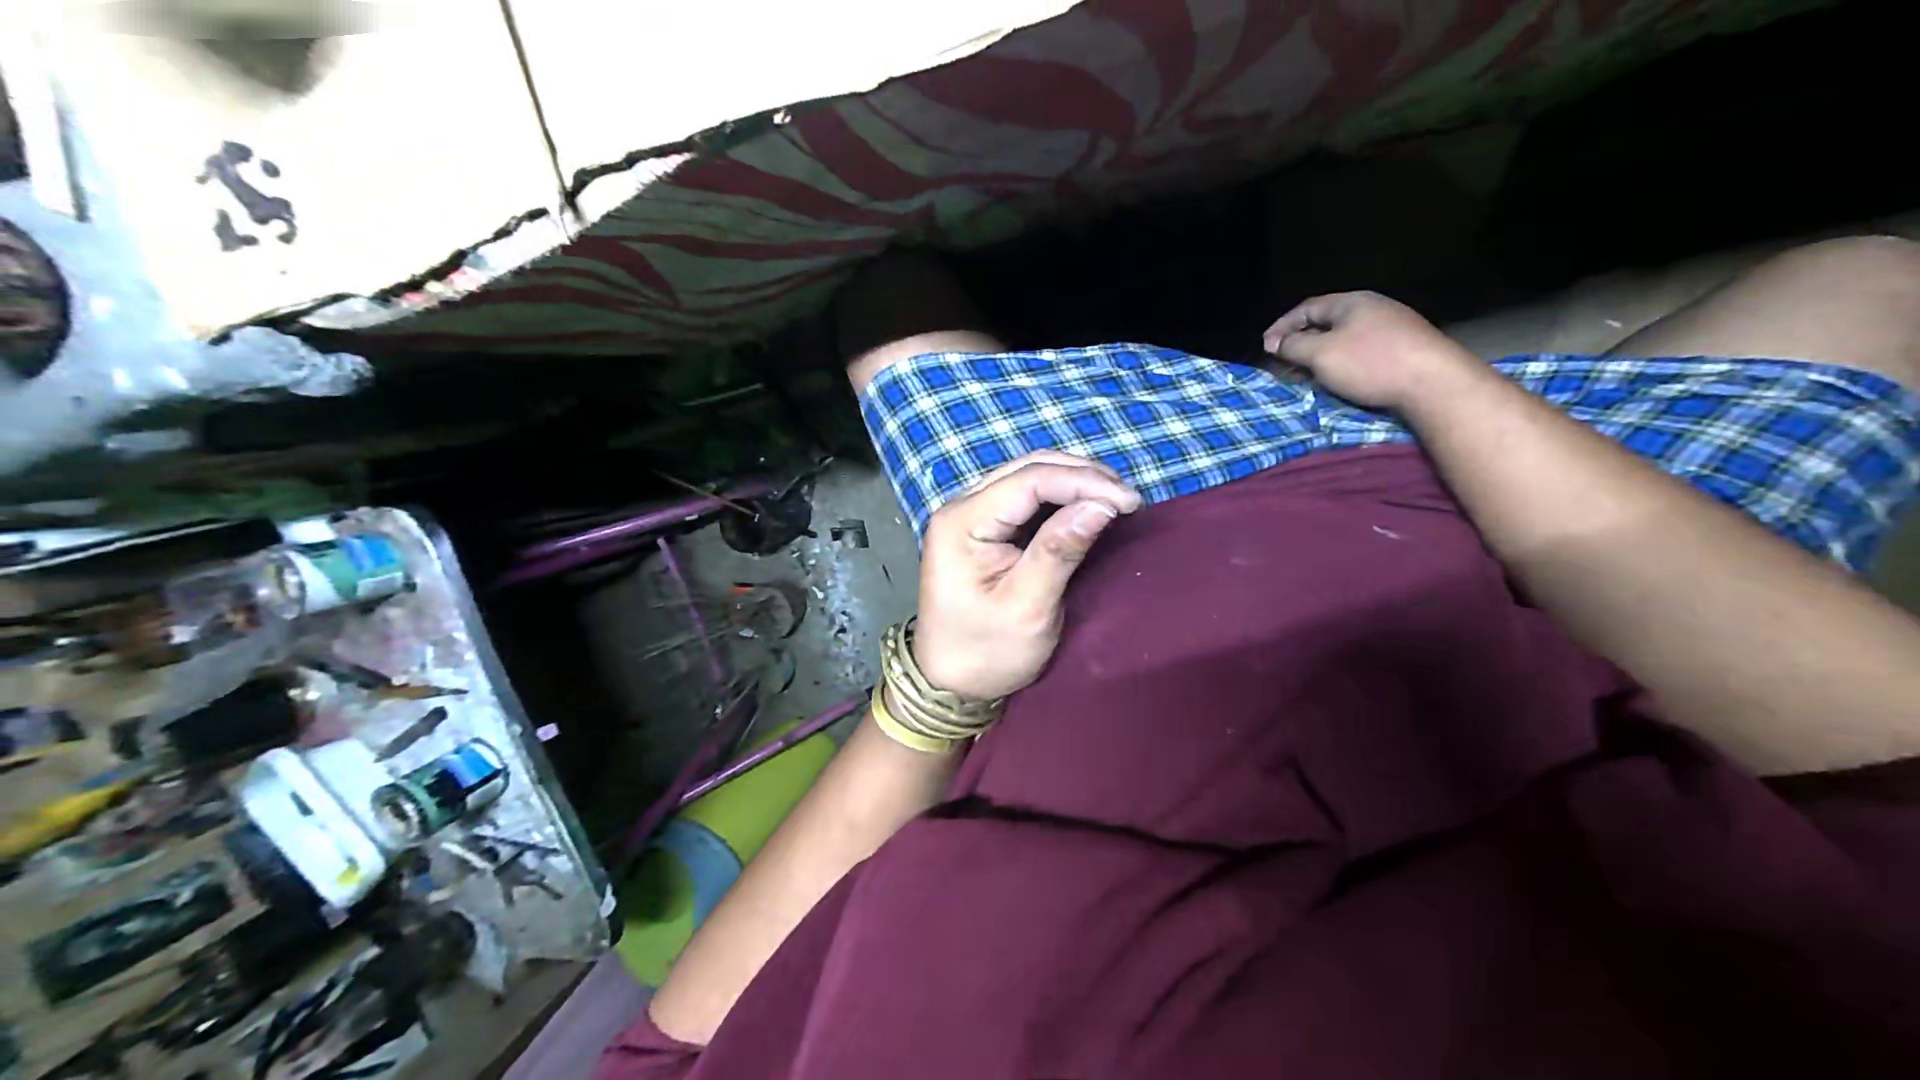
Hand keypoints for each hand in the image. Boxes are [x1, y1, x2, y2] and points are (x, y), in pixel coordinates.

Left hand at [912, 450, 1141, 698]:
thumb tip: (1102, 505)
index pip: (1029, 480)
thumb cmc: (985, 653)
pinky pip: (1026, 498)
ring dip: (1074, 483)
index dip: (1083, 482)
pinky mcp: (983, 527)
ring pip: (1029, 477)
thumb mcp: (1027, 608)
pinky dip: (1061, 499)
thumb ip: (1059, 551)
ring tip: (1115, 500)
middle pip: (1028, 469)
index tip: (1130, 502)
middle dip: (1082, 476)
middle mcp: (961, 506)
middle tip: (1129, 499)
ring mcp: (970, 514)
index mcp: (961, 522)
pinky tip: (1088, 508)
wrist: (949, 682)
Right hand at [1262, 291, 1487, 410]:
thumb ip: (1293, 346)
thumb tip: (1276, 342)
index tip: (1265, 347)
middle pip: (1325, 322)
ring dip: (1319, 357)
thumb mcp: (1321, 353)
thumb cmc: (1370, 363)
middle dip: (1300, 343)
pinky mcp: (1402, 349)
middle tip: (1282, 364)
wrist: (1433, 382)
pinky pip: (1360, 352)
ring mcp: (1391, 328)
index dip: (1282, 326)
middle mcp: (1372, 308)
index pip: (1307, 307)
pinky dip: (1340, 364)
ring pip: (1343, 339)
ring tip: (1306, 376)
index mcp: (1351, 302)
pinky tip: (1337, 379)